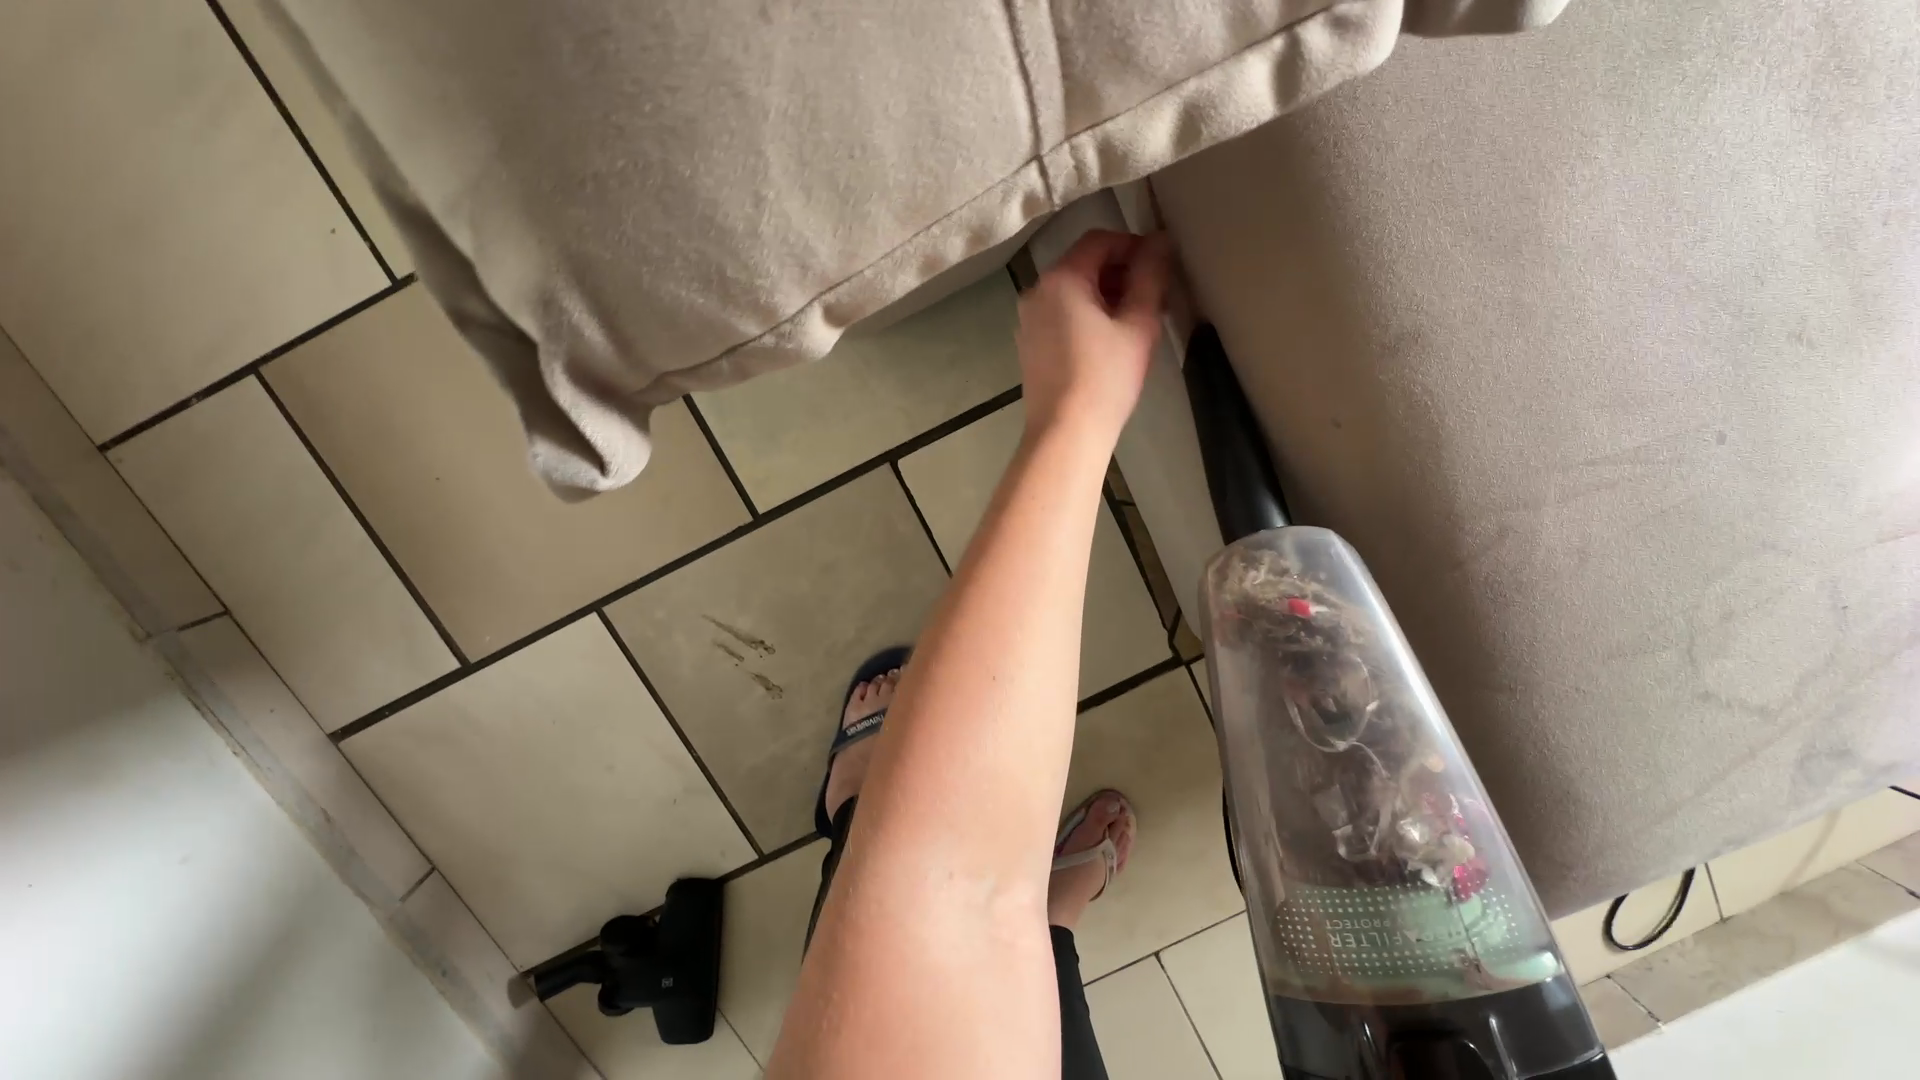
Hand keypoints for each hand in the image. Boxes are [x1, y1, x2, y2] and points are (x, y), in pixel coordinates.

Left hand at [1016, 229, 1173, 444]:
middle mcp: (1036, 292)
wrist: (1065, 432)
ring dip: (1104, 295)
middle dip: (1120, 272)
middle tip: (1154, 295)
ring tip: (1136, 320)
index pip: (1099, 241)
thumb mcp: (1138, 323)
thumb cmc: (1105, 378)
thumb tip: (1161, 241)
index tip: (1160, 263)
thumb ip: (1151, 276)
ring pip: (1071, 292)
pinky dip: (1085, 316)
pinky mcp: (1029, 347)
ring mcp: (1028, 321)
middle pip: (1082, 265)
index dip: (1133, 244)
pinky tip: (1110, 342)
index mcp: (1061, 279)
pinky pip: (1060, 316)